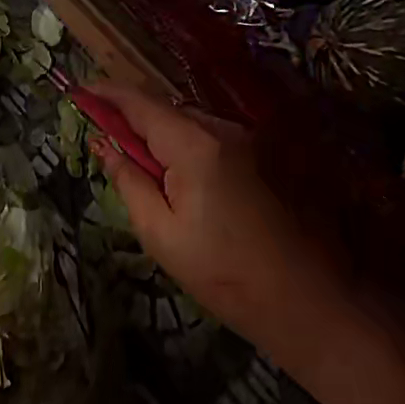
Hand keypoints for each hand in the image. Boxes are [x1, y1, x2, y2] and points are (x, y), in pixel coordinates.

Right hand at [91, 80, 404, 403]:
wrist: (328, 311)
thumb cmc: (231, 278)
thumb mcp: (161, 234)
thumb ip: (127, 179)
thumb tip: (102, 143)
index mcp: (196, 144)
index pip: (137, 101)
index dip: (103, 93)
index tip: (76, 92)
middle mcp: (227, 129)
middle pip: (164, 110)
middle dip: (133, 122)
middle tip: (111, 152)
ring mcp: (255, 140)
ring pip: (191, 124)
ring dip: (163, 137)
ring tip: (154, 180)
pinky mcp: (273, 157)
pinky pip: (215, 139)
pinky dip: (189, 149)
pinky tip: (190, 187)